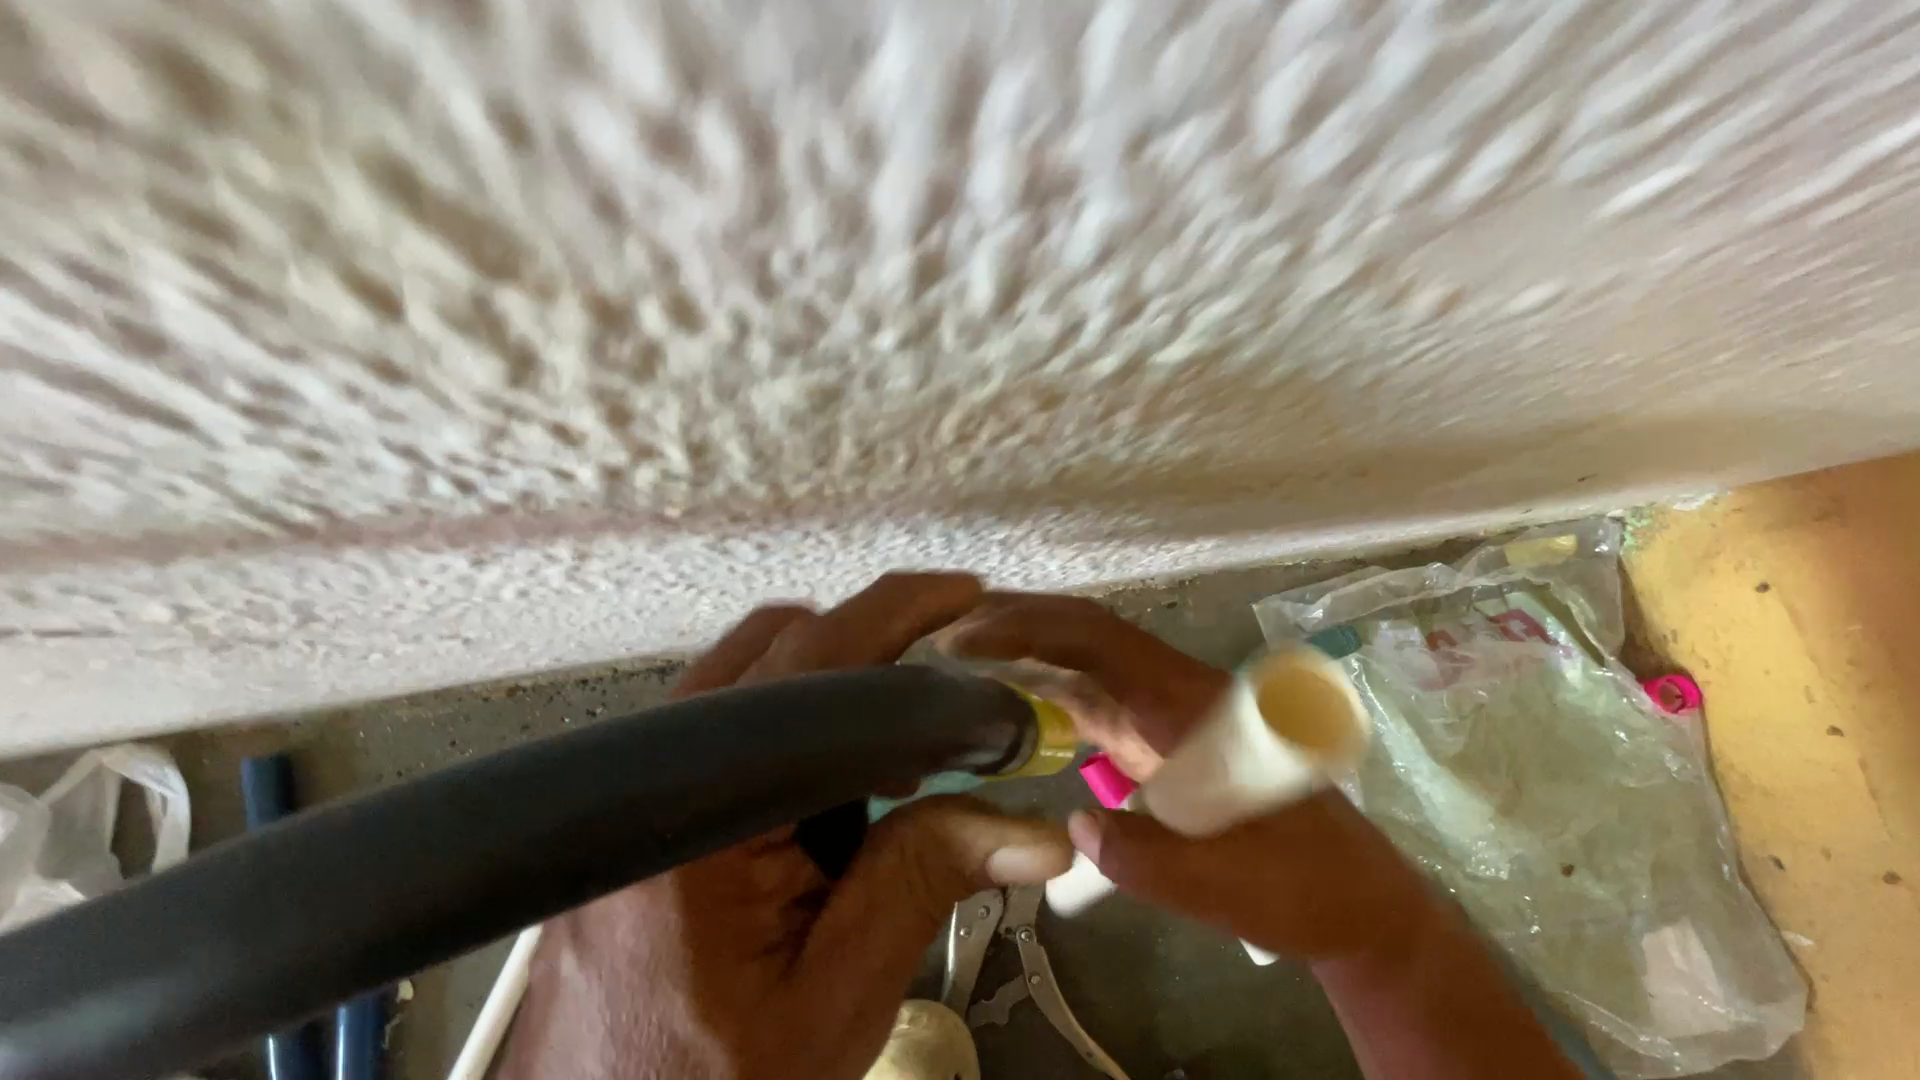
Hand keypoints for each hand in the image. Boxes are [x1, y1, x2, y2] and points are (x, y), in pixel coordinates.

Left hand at [495, 573, 1072, 1079]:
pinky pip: (729, 716)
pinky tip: (845, 773)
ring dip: (836, 680)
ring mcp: (637, 778)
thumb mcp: (833, 999)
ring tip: (910, 727)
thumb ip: (919, 887)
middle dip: (873, 639)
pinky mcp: (644, 800)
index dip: (898, 616)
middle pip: (776, 644)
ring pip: (750, 671)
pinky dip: (798, 716)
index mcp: (701, 809)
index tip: (968, 598)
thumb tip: (1035, 830)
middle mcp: (654, 768)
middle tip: (952, 670)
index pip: (812, 669)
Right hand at [938, 592, 1426, 962]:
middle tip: (941, 629)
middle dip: (1015, 621)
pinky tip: (1004, 696)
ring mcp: (1164, 712)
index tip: (966, 636)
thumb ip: (1146, 857)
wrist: (1353, 900)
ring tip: (955, 651)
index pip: (1099, 640)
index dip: (1029, 627)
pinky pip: (1091, 695)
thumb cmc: (1300, 886)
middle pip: (1085, 633)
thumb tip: (1072, 825)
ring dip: (1023, 646)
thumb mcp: (1225, 885)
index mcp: (1190, 707)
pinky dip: (1042, 685)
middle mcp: (1172, 693)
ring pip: (1085, 658)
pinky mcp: (1158, 736)